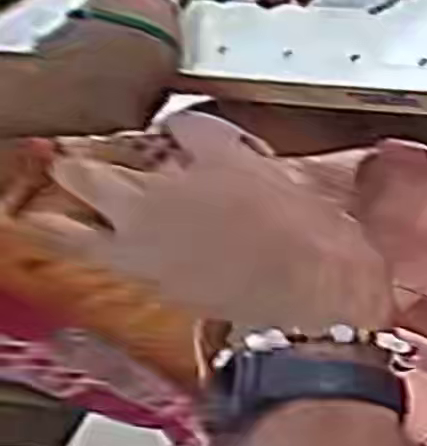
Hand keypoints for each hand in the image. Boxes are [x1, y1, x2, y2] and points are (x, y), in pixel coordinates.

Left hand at [41, 112, 392, 331]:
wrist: (318, 320)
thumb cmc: (340, 273)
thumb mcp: (336, 220)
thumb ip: (292, 195)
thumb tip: (287, 190)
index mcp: (235, 167)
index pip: (197, 125)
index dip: (215, 137)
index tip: (237, 153)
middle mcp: (176, 184)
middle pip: (131, 147)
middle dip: (147, 162)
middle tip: (175, 180)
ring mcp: (144, 221)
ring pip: (79, 178)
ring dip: (99, 186)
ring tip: (128, 202)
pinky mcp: (128, 261)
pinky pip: (66, 234)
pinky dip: (73, 230)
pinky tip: (97, 235)